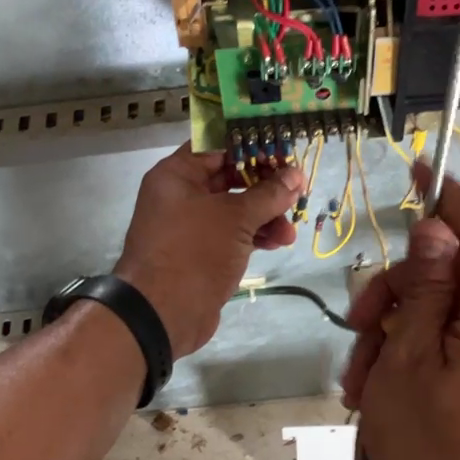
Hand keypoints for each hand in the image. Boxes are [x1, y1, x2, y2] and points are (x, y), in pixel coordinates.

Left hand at [114, 144, 303, 357]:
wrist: (163, 314)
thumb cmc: (195, 252)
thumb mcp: (236, 218)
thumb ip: (268, 194)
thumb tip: (295, 175)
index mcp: (177, 174)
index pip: (217, 145)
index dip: (251, 146)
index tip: (284, 151)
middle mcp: (181, 195)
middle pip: (229, 178)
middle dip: (265, 186)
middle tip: (296, 190)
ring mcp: (191, 226)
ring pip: (235, 209)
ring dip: (266, 215)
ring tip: (290, 228)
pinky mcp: (201, 253)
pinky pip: (233, 234)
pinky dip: (255, 236)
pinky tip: (279, 242)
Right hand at [341, 176, 459, 459]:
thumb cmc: (422, 441)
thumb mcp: (407, 357)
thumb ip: (424, 288)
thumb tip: (438, 226)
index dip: (452, 199)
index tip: (420, 167)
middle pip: (443, 275)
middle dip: (392, 293)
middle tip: (357, 325)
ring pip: (428, 310)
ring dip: (385, 334)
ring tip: (359, 382)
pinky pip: (432, 344)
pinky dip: (397, 357)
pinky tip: (371, 390)